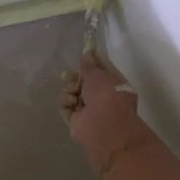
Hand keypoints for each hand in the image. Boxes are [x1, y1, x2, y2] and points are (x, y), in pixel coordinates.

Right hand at [61, 51, 157, 175]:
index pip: (102, 69)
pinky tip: (71, 102)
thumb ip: (89, 65)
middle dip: (75, 78)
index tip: (82, 55)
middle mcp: (102, 97)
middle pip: (84, 82)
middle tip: (67, 76)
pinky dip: (66, 102)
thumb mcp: (97, 75)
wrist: (103, 126)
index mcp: (113, 84)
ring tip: (72, 92)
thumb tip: (87, 53)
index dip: (92, 62)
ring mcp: (89, 109)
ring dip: (70, 89)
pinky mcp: (76, 120)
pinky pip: (66, 106)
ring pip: (73, 93)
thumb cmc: (105, 95)